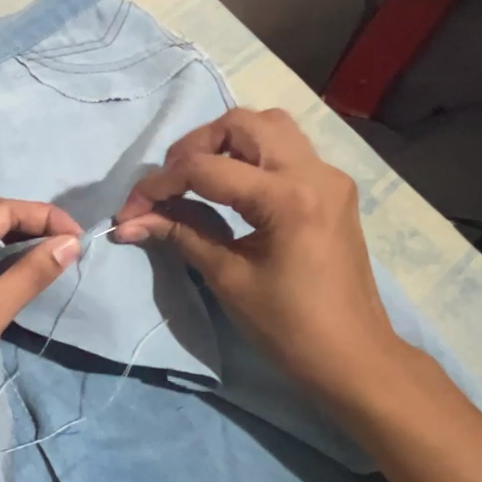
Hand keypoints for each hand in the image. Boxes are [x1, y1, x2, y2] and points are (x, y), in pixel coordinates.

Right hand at [112, 108, 408, 399]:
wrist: (352, 356)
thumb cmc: (287, 326)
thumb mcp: (226, 277)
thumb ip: (180, 234)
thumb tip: (129, 222)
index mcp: (288, 198)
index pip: (206, 169)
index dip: (160, 185)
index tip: (131, 209)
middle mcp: (314, 173)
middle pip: (242, 124)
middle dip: (194, 147)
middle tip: (167, 183)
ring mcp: (328, 177)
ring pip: (269, 127)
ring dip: (224, 142)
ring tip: (195, 178)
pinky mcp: (331, 189)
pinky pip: (285, 150)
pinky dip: (249, 155)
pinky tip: (228, 187)